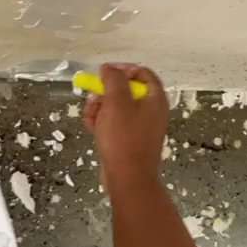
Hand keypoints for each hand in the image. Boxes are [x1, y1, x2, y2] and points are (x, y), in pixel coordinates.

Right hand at [82, 62, 167, 194]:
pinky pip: (115, 125)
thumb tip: (109, 68)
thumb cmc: (124, 137)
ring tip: (91, 116)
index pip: (142, 73)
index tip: (104, 72)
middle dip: (106, 92)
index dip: (123, 69)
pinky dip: (102, 123)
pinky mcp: (129, 141)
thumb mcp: (116, 101)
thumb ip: (113, 79)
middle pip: (126, 91)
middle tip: (94, 98)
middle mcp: (151, 111)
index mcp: (155, 99)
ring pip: (117, 108)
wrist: (128, 177)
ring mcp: (140, 128)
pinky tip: (92, 128)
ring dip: (100, 108)